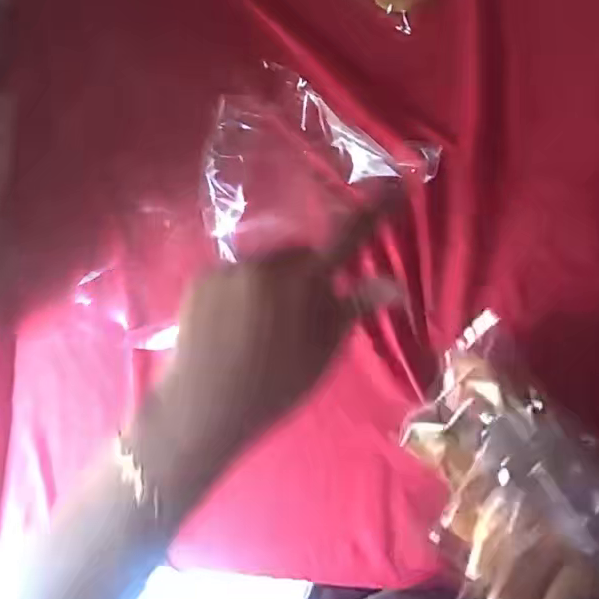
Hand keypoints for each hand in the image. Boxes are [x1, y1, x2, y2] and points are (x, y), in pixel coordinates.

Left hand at [153, 205, 389, 461]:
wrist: (201, 409)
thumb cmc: (274, 388)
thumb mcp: (323, 352)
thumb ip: (356, 308)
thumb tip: (396, 283)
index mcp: (304, 283)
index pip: (347, 237)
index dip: (372, 213)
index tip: (394, 188)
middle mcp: (268, 263)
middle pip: (301, 254)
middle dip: (306, 274)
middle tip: (301, 315)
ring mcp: (232, 267)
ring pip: (266, 264)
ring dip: (272, 283)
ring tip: (260, 326)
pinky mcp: (203, 276)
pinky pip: (236, 273)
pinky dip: (241, 290)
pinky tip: (233, 323)